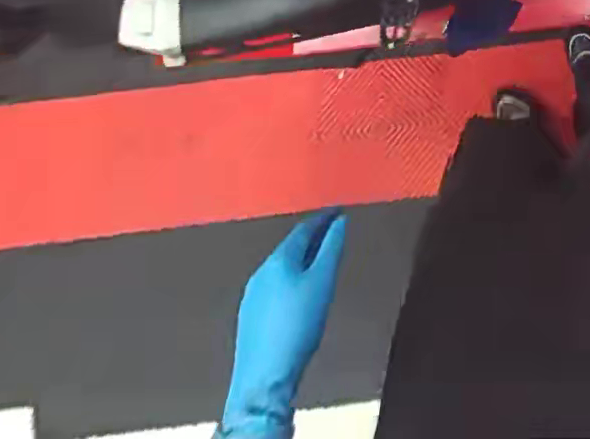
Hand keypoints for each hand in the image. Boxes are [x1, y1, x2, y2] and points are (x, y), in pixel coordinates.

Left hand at [221, 210, 348, 438]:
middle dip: (313, 237)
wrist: (262, 380)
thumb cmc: (298, 324)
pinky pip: (275, 284)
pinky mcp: (250, 317)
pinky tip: (299, 291)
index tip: (340, 210)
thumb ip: (332, 248)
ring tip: (321, 259)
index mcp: (279, 259)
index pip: (304, 229)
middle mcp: (262, 271)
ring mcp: (252, 295)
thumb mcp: (322, 282)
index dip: (323, 218)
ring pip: (282, 266)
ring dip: (302, 258)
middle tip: (333, 232)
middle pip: (291, 246)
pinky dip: (292, 277)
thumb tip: (340, 221)